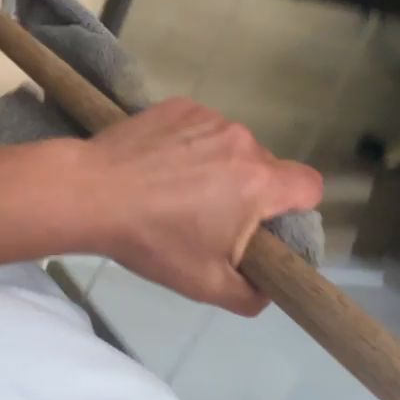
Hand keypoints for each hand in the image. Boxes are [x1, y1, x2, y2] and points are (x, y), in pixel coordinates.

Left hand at [76, 99, 322, 315]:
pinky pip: (201, 128)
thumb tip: (266, 289)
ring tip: (176, 190)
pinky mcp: (178, 105)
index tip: (266, 226)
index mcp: (259, 181)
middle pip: (266, 167)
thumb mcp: (206, 285)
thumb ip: (252, 294)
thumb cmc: (152, 240)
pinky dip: (190, 145)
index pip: (310, 186)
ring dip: (217, 166)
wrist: (89, 192)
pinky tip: (159, 164)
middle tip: (209, 217)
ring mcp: (208, 117)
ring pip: (231, 146)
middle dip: (249, 192)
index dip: (296, 209)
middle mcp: (242, 140)